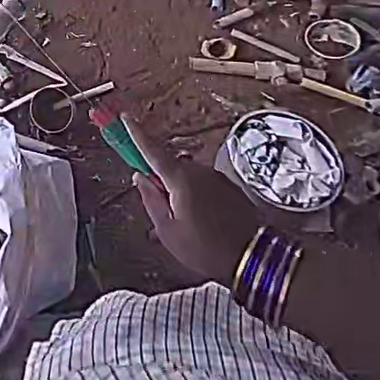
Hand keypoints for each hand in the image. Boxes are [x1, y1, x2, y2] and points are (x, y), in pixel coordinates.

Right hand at [129, 126, 262, 283]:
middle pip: (170, 166)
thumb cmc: (206, 249)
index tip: (126, 117)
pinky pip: (206, 184)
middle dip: (162, 180)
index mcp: (180, 179)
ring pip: (188, 176)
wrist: (254, 261)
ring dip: (182, 190)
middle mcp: (199, 171)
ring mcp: (217, 178)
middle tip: (165, 209)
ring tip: (190, 222)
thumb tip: (140, 178)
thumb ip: (150, 199)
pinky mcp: (231, 187)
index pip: (151, 150)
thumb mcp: (167, 230)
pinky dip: (200, 196)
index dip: (136, 133)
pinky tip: (206, 221)